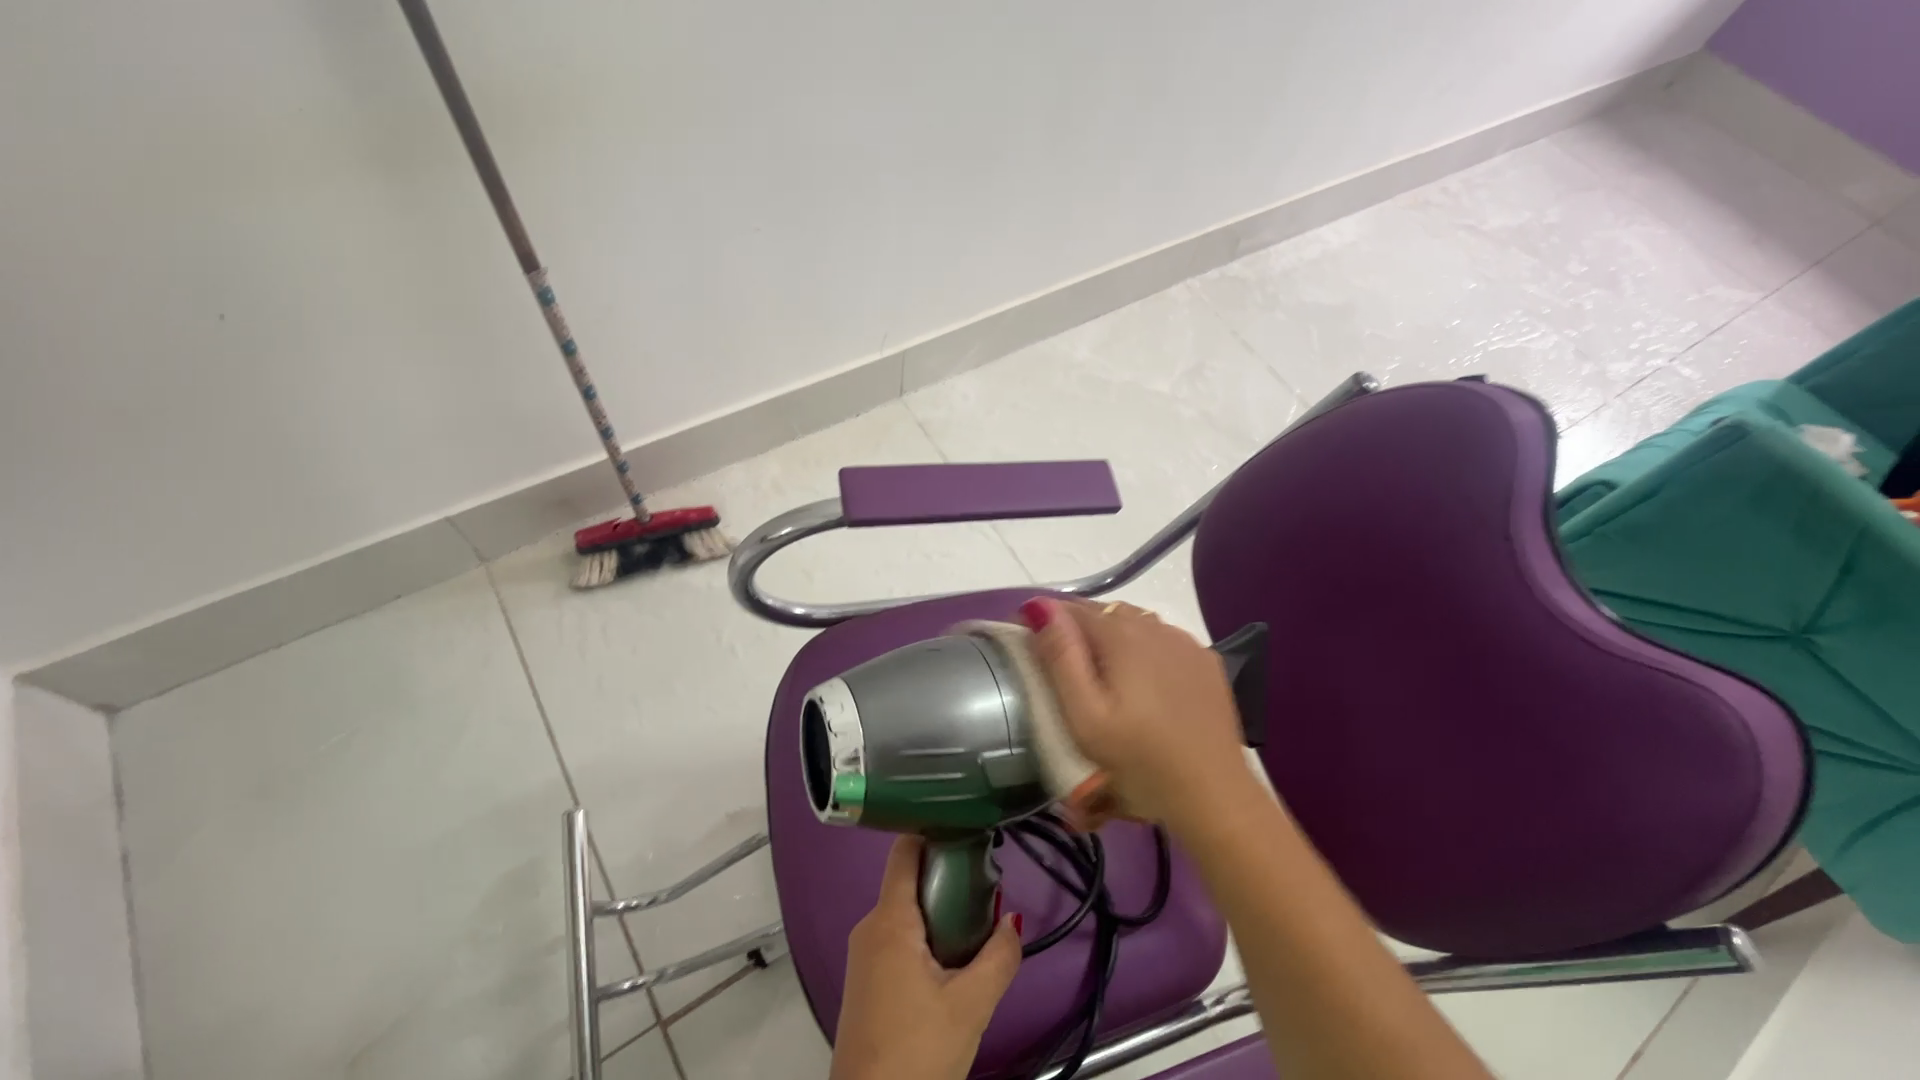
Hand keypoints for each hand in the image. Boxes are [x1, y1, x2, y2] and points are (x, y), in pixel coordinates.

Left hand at [831, 835, 1022, 1079]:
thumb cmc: (918, 1052)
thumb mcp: (972, 1005)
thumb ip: (998, 956)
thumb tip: (1012, 920)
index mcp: (889, 922)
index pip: (904, 851)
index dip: (935, 831)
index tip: (971, 828)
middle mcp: (869, 928)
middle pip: (910, 881)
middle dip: (950, 880)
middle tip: (990, 890)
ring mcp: (864, 955)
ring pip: (907, 914)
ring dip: (943, 913)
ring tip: (981, 928)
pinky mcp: (867, 980)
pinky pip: (899, 939)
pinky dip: (928, 938)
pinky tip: (956, 961)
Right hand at [1020, 597, 1255, 826]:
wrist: (1212, 794)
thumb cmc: (1139, 761)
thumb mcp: (1086, 718)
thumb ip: (1062, 658)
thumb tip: (1039, 607)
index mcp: (1122, 636)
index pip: (1071, 609)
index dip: (1043, 619)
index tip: (1025, 641)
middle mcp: (1156, 628)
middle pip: (1104, 612)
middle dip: (1076, 627)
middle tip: (1058, 663)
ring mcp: (1186, 643)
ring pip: (1136, 622)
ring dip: (1110, 635)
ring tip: (1098, 672)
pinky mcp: (1206, 662)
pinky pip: (1164, 639)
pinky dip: (1144, 648)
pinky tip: (1141, 680)